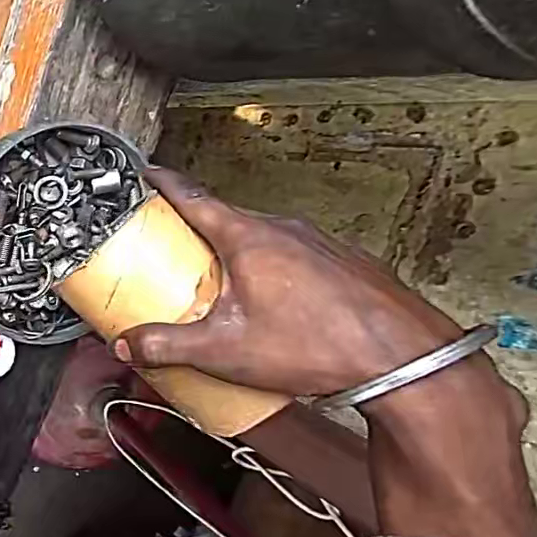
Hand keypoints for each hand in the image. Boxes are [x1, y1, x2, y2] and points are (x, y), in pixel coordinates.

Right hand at [113, 166, 463, 397]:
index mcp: (249, 238)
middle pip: (225, 218)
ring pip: (261, 236)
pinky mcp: (341, 261)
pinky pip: (292, 253)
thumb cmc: (321, 345)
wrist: (408, 361)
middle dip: (195, 229)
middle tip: (175, 250)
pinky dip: (271, 268)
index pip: (194, 197)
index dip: (164, 183)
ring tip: (223, 286)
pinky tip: (272, 303)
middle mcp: (284, 230)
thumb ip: (167, 345)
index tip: (149, 174)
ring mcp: (317, 243)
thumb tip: (129, 346)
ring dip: (236, 252)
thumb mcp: (225, 350)